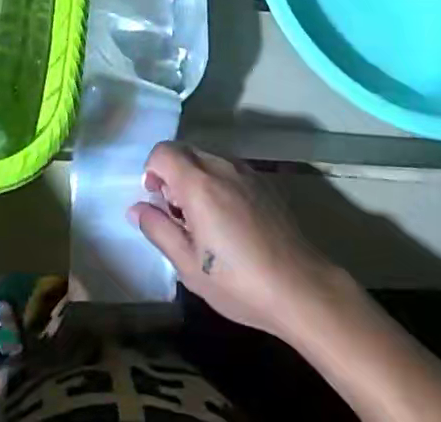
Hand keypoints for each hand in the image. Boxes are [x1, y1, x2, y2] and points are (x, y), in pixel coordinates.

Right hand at [129, 142, 355, 340]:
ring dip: (194, 176)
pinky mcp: (265, 184)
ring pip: (207, 157)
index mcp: (198, 184)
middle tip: (177, 211)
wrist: (304, 290)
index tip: (156, 199)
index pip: (162, 152)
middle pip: (184, 150)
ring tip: (203, 217)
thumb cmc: (240, 283)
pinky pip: (229, 169)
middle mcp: (221, 168)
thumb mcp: (189, 266)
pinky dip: (217, 181)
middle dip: (171, 172)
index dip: (151, 170)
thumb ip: (158, 230)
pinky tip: (229, 219)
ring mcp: (247, 173)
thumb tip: (136, 208)